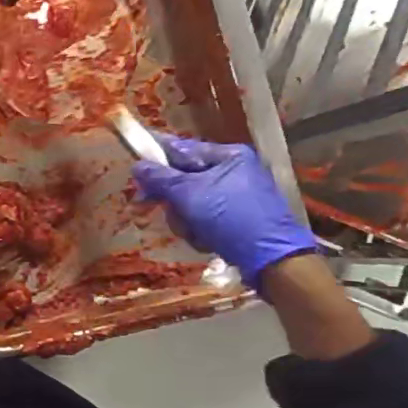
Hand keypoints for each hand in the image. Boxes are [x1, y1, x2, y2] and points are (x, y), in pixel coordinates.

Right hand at [131, 134, 318, 282]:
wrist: (270, 257)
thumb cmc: (230, 217)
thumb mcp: (190, 195)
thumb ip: (161, 179)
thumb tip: (137, 165)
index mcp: (228, 156)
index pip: (183, 149)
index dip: (157, 160)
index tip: (137, 171)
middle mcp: (234, 171)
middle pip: (184, 180)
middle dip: (174, 201)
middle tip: (159, 210)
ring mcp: (236, 196)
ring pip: (191, 203)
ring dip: (185, 220)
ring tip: (194, 232)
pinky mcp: (237, 219)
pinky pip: (204, 219)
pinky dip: (200, 231)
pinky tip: (206, 240)